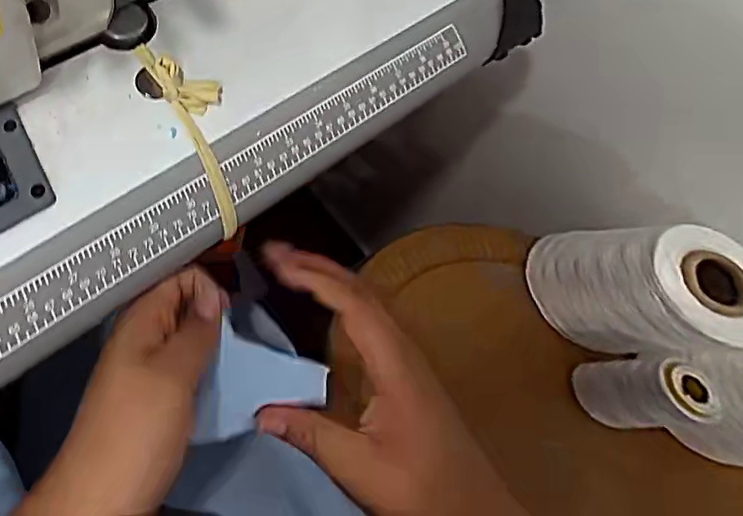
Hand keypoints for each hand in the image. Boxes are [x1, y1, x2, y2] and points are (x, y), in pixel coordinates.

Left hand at [17, 267, 229, 515]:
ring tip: (227, 365)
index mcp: (139, 320)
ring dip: (206, 346)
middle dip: (210, 316)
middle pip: (181, 306)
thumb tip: (212, 296)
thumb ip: (195, 331)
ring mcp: (141, 368)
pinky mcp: (146, 397)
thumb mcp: (173, 374)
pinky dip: (198, 372)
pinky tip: (210, 389)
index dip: (207, 286)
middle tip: (234, 342)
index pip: (177, 277)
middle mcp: (138, 338)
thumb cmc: (132, 434)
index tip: (231, 313)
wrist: (100, 497)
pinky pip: (178, 368)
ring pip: (182, 339)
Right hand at [255, 243, 526, 515]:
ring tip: (293, 265)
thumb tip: (262, 413)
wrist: (480, 515)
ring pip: (366, 298)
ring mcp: (407, 357)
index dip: (313, 277)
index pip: (350, 301)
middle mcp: (402, 349)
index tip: (279, 263)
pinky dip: (341, 295)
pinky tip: (326, 302)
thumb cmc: (427, 490)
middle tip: (277, 253)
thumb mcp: (362, 468)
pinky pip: (370, 314)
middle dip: (316, 264)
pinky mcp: (406, 368)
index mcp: (393, 362)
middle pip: (358, 288)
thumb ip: (311, 434)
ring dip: (329, 276)